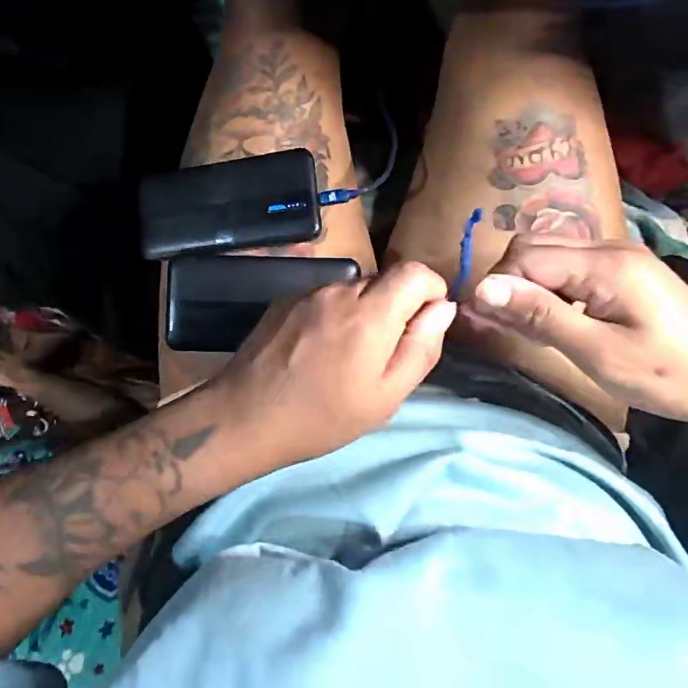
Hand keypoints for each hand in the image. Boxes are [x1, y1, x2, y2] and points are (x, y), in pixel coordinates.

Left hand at [208, 261, 456, 464]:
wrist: (245, 415)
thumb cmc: (322, 416)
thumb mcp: (385, 396)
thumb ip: (421, 347)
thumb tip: (442, 308)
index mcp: (369, 313)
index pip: (414, 271)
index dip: (430, 290)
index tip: (424, 322)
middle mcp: (338, 290)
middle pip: (384, 279)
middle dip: (396, 306)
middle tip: (383, 352)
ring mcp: (307, 292)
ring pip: (353, 288)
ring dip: (363, 311)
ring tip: (346, 355)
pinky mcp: (284, 298)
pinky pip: (324, 296)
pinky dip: (334, 313)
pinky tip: (317, 349)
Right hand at [467, 236, 687, 431]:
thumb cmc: (673, 377)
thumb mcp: (600, 353)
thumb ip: (540, 316)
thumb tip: (482, 289)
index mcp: (605, 263)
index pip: (524, 256)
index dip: (496, 286)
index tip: (482, 323)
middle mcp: (609, 247)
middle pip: (533, 247)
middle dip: (509, 282)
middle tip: (505, 327)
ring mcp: (619, 258)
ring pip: (549, 256)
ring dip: (528, 287)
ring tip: (528, 329)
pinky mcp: (626, 273)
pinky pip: (570, 269)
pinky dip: (551, 291)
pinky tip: (557, 322)